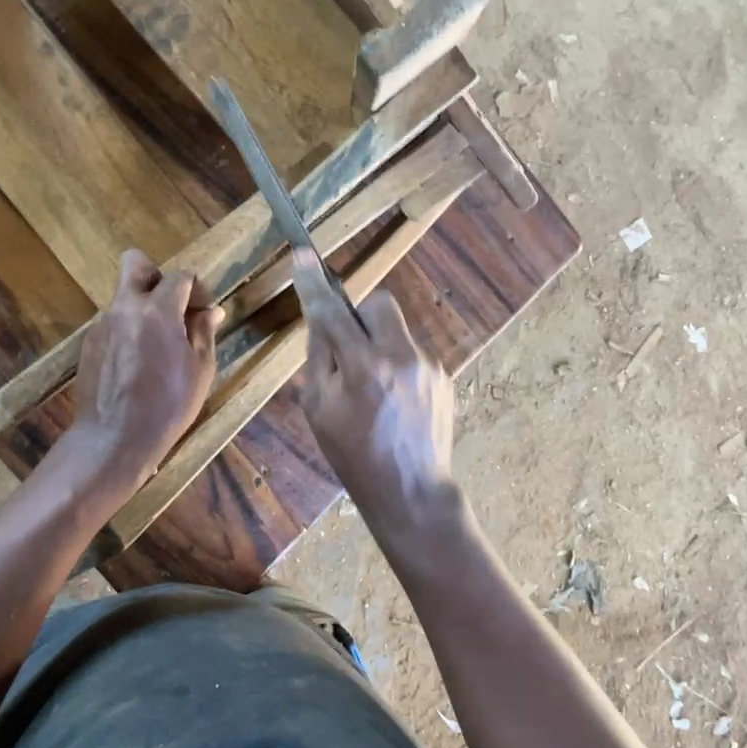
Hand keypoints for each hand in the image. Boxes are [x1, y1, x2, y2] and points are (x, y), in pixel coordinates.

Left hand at [69, 250, 222, 481]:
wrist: (114, 438)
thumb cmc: (167, 406)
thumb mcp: (200, 370)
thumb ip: (204, 332)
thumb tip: (211, 310)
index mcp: (157, 311)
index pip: (180, 276)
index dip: (197, 290)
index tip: (204, 314)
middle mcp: (124, 308)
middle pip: (135, 263)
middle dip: (157, 276)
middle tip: (173, 308)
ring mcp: (102, 324)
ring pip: (123, 297)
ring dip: (143, 308)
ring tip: (158, 347)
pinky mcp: (90, 344)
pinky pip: (113, 323)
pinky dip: (128, 331)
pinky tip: (138, 365)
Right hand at [290, 249, 463, 535]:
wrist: (411, 492)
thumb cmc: (353, 456)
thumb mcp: (318, 410)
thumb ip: (319, 359)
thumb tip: (322, 322)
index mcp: (363, 368)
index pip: (332, 312)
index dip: (313, 284)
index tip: (303, 254)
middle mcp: (401, 357)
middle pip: (379, 304)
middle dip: (360, 314)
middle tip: (347, 347)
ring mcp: (428, 367)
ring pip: (396, 332)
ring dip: (377, 346)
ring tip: (371, 392)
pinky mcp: (443, 378)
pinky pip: (411, 355)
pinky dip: (396, 367)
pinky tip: (392, 404)